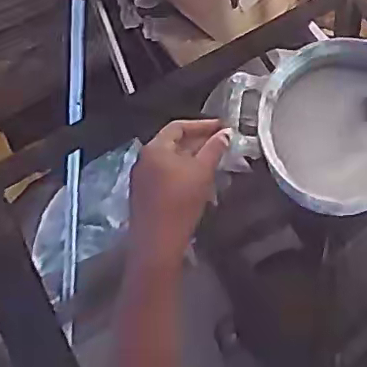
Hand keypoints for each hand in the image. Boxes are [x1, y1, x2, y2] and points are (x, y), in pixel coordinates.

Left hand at [127, 120, 229, 261]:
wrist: (158, 242)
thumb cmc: (181, 200)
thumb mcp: (203, 170)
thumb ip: (215, 148)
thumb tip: (225, 133)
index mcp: (155, 148)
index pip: (179, 126)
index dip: (202, 124)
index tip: (222, 126)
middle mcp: (144, 159)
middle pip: (173, 142)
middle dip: (199, 141)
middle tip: (221, 142)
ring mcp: (141, 178)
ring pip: (170, 159)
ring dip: (192, 157)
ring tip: (214, 160)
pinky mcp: (144, 194)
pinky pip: (165, 173)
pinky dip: (183, 171)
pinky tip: (199, 179)